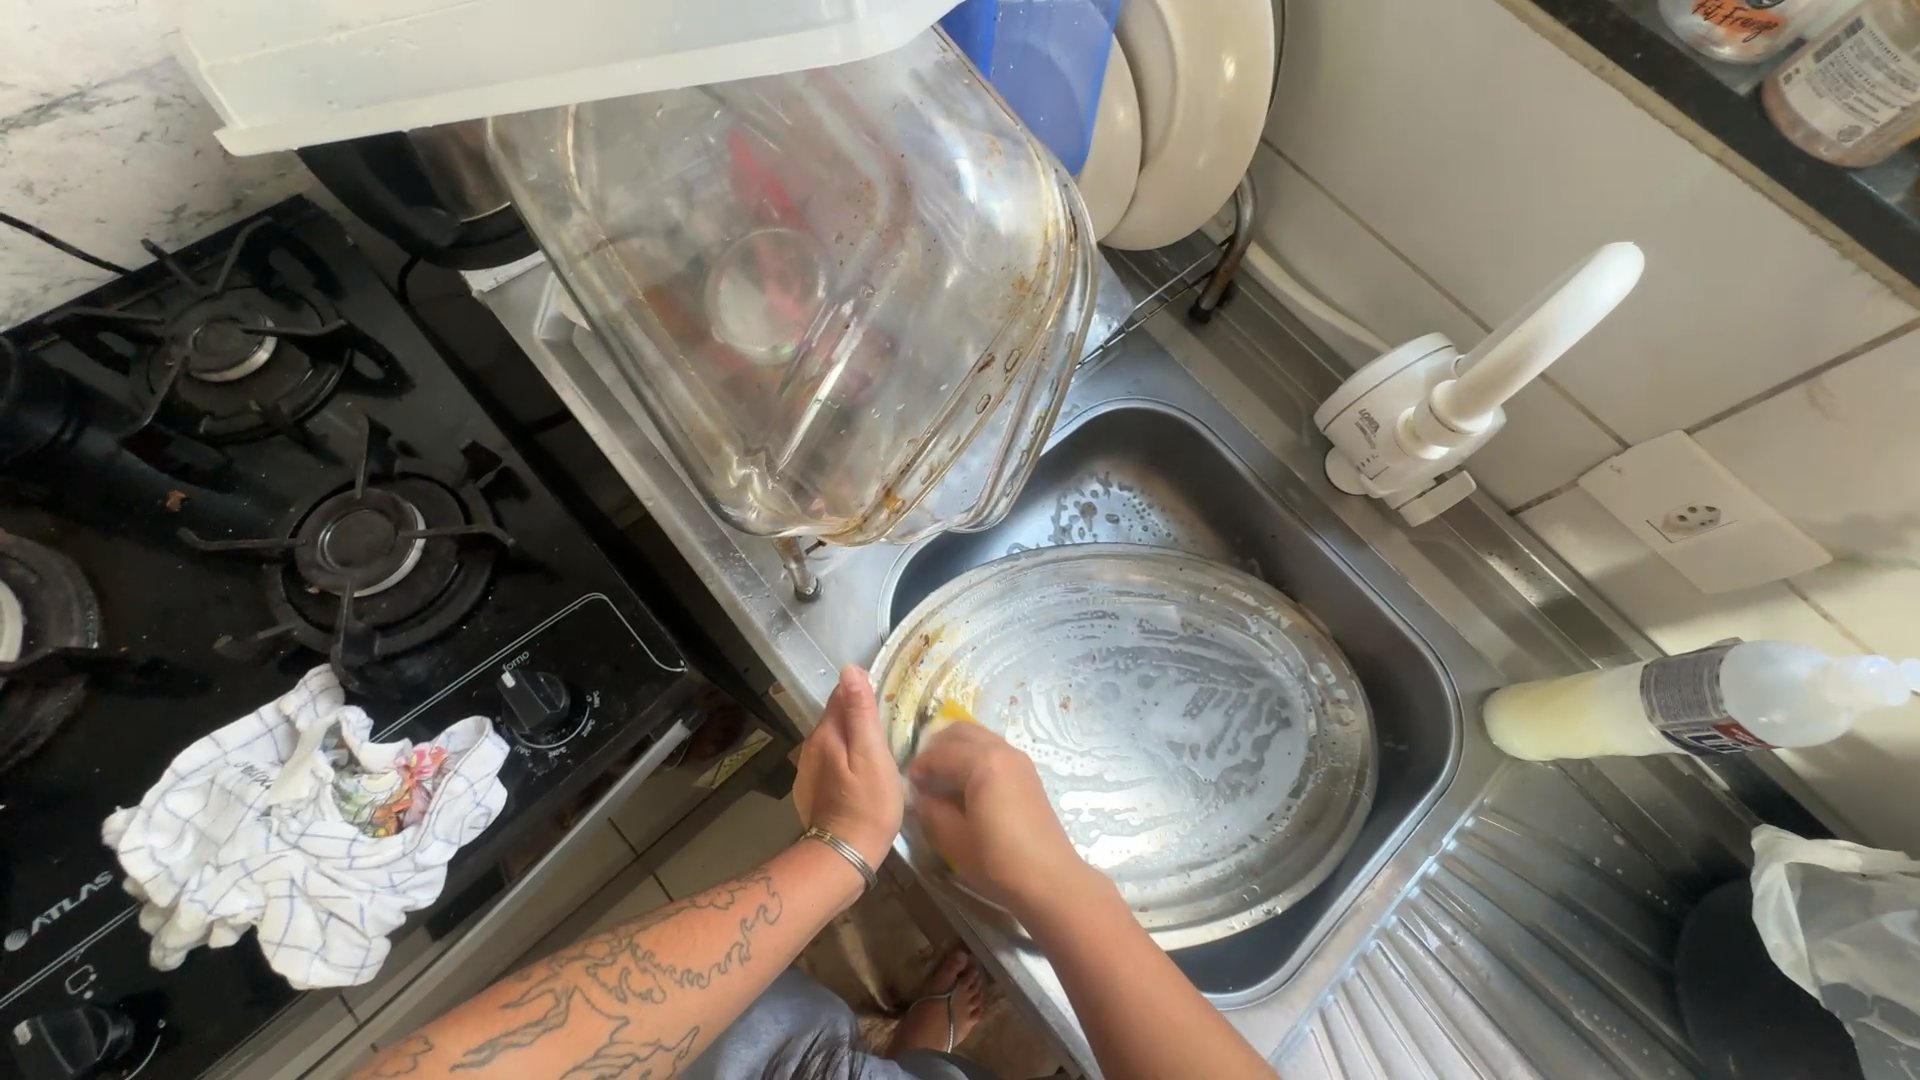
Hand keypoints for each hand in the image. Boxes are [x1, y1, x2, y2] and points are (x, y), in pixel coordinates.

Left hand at [794, 666, 901, 869]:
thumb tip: (849, 670)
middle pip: (836, 718)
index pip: (841, 695)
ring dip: (851, 742)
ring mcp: (807, 770)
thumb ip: (861, 712)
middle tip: (886, 733)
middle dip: (858, 719)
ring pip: (833, 741)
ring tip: (876, 756)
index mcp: (826, 733)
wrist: (844, 855)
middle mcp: (810, 746)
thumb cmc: (868, 804)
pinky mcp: (810, 790)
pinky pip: (829, 763)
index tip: (885, 707)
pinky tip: (859, 778)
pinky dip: (844, 762)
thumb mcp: (873, 754)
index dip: (863, 695)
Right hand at [907, 722, 1105, 919]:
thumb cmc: (998, 861)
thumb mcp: (954, 839)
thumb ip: (932, 810)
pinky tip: (967, 782)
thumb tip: (921, 795)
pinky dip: (975, 754)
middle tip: (924, 774)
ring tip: (943, 777)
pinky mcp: (1028, 771)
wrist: (1050, 879)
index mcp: (983, 762)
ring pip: (979, 736)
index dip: (920, 766)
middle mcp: (1002, 750)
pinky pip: (994, 748)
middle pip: (961, 732)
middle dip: (937, 747)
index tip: (908, 784)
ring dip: (957, 748)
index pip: (940, 753)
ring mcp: (1018, 758)